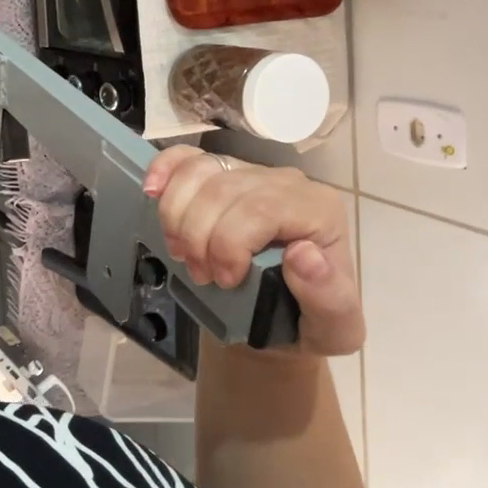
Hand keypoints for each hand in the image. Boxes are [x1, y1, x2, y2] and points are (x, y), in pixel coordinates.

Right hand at [143, 146, 362, 356]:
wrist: (280, 317)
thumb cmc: (306, 321)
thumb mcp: (334, 330)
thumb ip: (329, 299)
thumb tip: (304, 254)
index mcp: (318, 210)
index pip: (261, 208)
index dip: (229, 242)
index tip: (223, 281)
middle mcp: (285, 182)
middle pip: (222, 190)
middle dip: (198, 236)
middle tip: (200, 275)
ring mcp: (249, 172)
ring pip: (198, 172)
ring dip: (176, 214)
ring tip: (181, 252)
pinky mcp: (220, 173)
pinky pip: (187, 157)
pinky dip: (163, 169)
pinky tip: (152, 192)